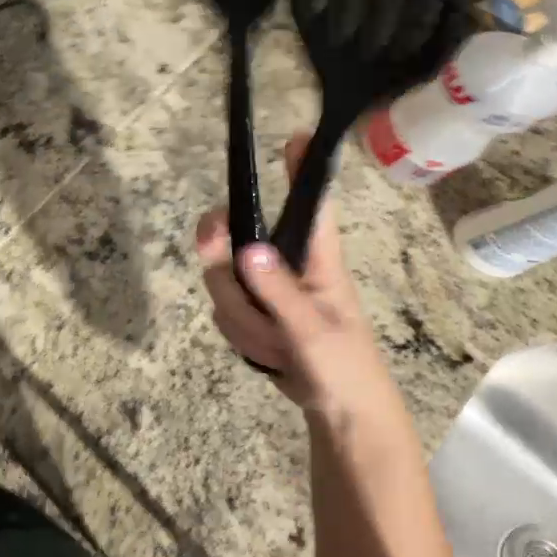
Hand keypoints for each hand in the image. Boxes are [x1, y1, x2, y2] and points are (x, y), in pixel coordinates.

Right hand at [196, 132, 398, 420]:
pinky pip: (223, 311)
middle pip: (234, 242)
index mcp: (316, 262)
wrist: (342, 418)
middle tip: (211, 253)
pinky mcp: (252, 315)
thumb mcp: (314, 333)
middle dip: (224, 267)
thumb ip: (279, 293)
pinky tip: (265, 355)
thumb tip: (246, 248)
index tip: (294, 137)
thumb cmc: (345, 369)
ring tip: (276, 348)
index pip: (308, 206)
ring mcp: (265, 293)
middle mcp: (285, 268)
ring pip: (223, 284)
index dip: (302, 171)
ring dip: (243, 322)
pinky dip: (239, 337)